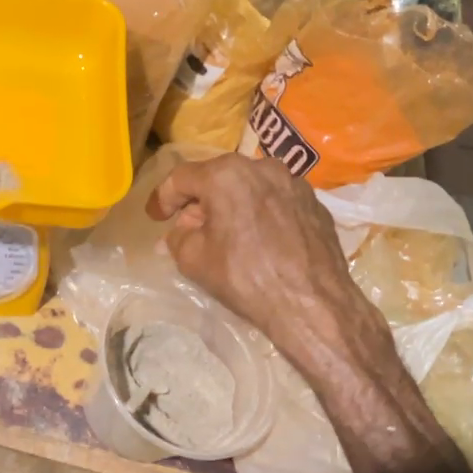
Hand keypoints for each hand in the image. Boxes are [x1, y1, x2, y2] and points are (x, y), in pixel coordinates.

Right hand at [147, 155, 396, 388]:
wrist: (312, 304)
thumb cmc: (245, 277)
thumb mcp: (193, 259)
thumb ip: (178, 237)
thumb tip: (178, 233)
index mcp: (226, 175)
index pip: (181, 177)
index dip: (163, 198)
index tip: (156, 218)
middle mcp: (262, 168)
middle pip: (218, 178)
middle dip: (199, 202)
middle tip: (188, 229)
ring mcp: (294, 184)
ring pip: (249, 187)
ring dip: (231, 206)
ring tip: (225, 234)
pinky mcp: (316, 204)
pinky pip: (275, 201)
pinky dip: (260, 214)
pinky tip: (258, 241)